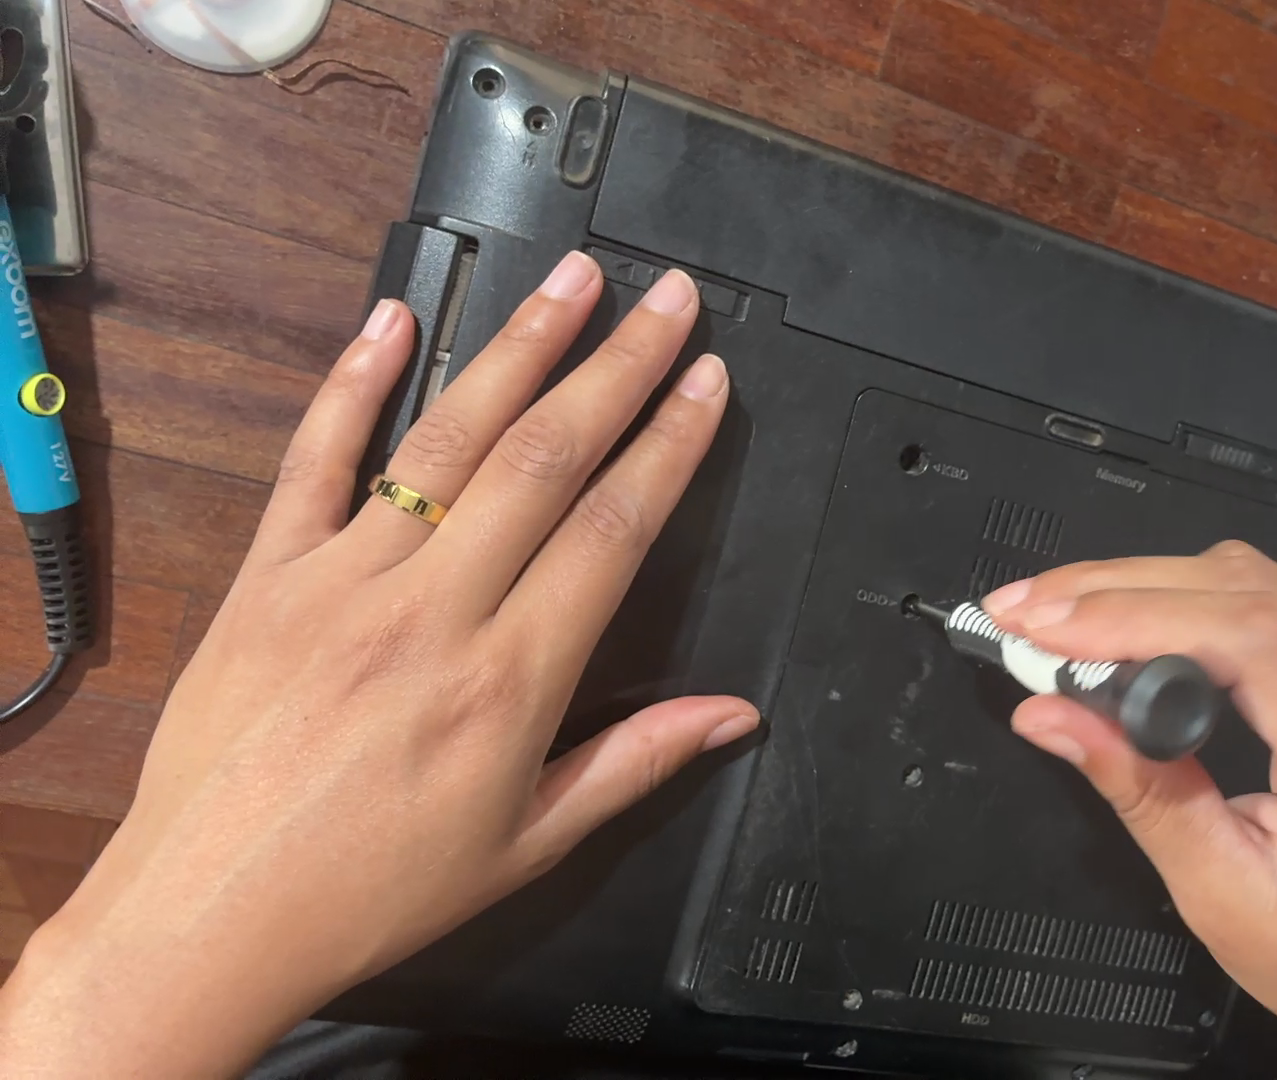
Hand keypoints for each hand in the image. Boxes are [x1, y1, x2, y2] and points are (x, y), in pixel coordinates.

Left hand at [0, 256, 758, 1077]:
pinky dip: (352, 384)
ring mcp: (339, 583)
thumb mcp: (536, 838)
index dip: (669, 447)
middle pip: (543, 460)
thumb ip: (643, 760)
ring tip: (574, 284)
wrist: (198, 929)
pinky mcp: (266, 578)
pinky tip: (393, 319)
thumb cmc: (384, 885)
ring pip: (445, 441)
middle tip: (669, 304)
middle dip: (619, 370)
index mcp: (508, 678)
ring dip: (521, 351)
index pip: (611, 530)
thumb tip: (739, 715)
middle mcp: (430, 611)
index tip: (706, 384)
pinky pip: (313, 463)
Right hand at [984, 542, 1276, 1079]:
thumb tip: (1044, 711)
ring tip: (1057, 609)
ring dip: (1144, 584)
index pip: (1261, 642)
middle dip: (1119, 590)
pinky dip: (1185, 596)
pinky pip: (1275, 600)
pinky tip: (1126, 613)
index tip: (1046, 628)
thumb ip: (1137, 790)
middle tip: (1024, 611)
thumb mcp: (1217, 896)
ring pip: (1258, 581)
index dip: (1142, 615)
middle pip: (1251, 593)